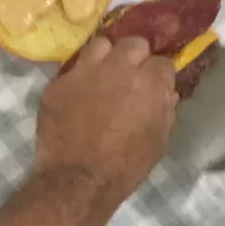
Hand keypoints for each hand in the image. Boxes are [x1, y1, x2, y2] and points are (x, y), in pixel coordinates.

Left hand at [33, 36, 177, 207]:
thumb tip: (165, 94)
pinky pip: (73, 69)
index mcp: (150, 82)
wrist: (77, 181)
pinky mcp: (58, 83)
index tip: (155, 87)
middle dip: (135, 57)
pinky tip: (78, 95)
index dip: (159, 75)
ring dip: (105, 57)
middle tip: (129, 77)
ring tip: (103, 75)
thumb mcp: (158, 142)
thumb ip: (165, 110)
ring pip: (100, 44)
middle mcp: (118, 67)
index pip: (163, 62)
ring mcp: (85, 72)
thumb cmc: (125, 168)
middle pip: (133, 44)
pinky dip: (79, 79)